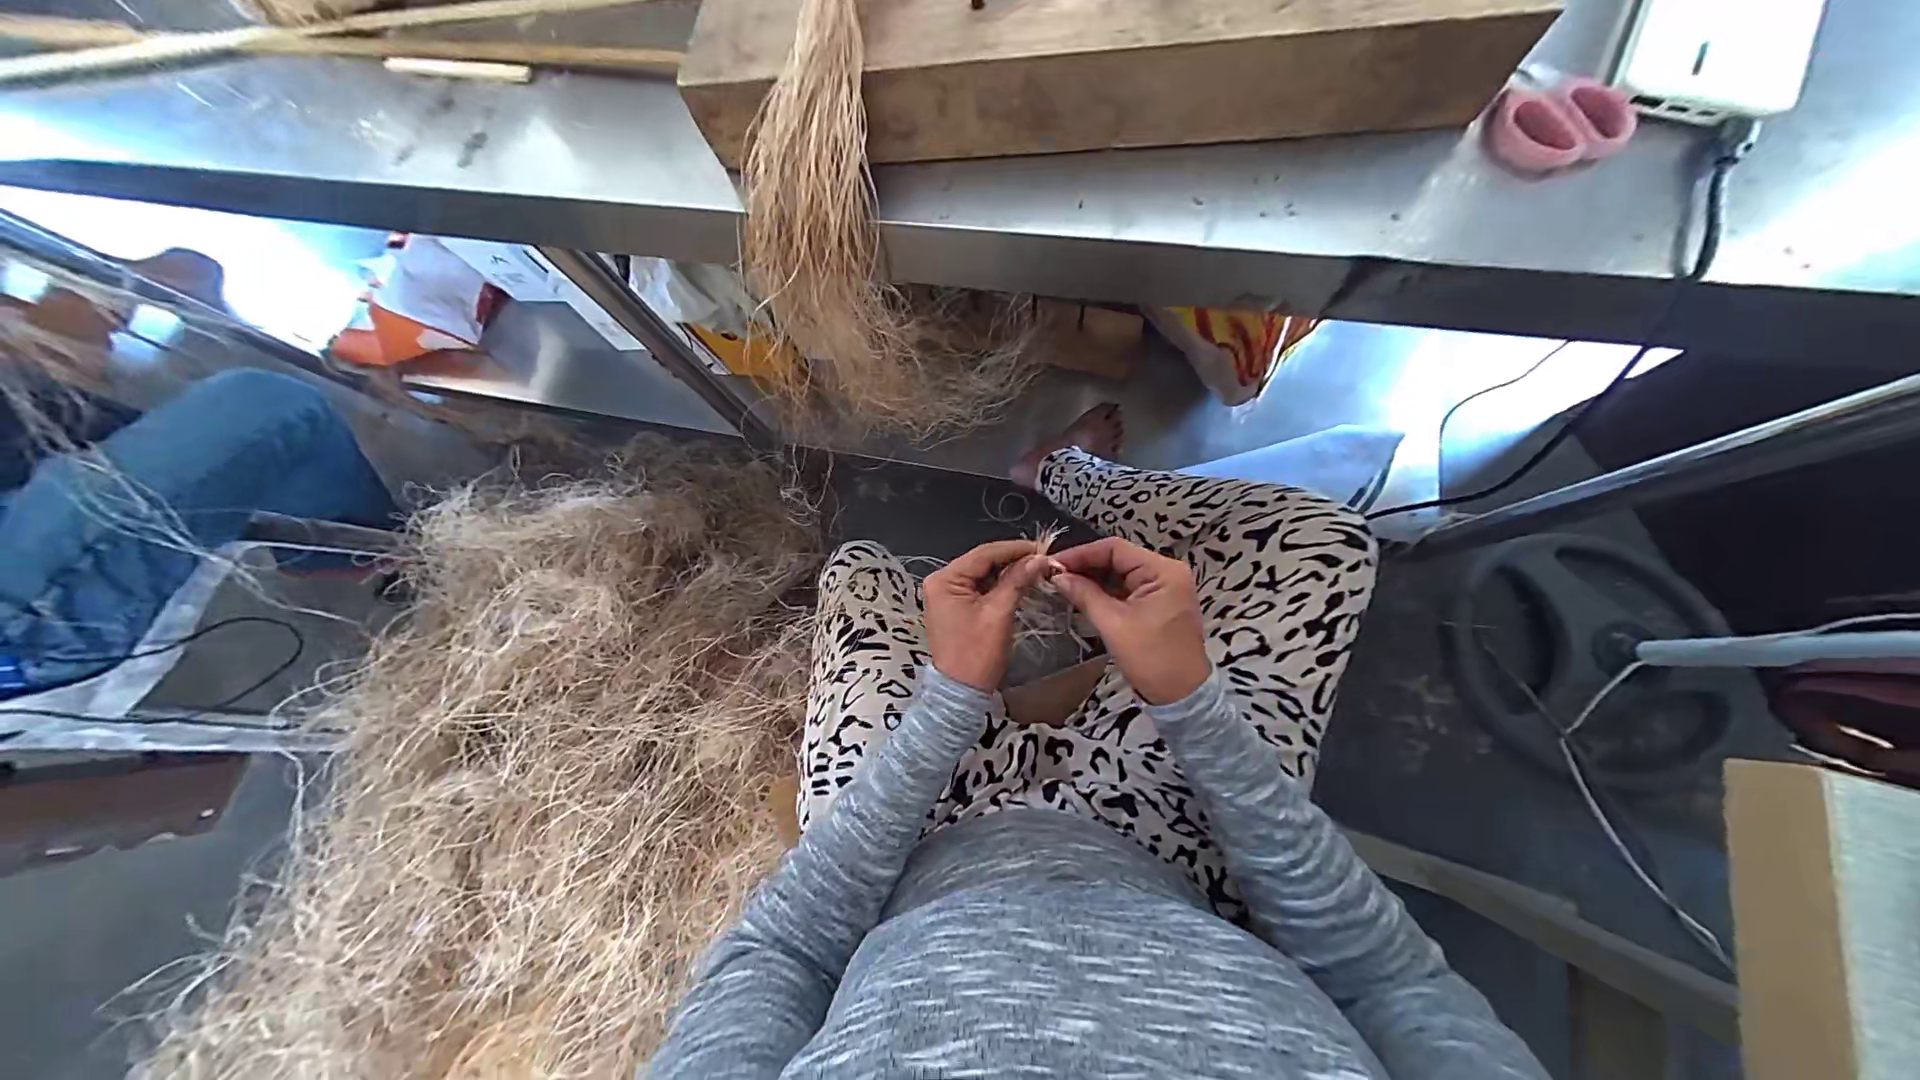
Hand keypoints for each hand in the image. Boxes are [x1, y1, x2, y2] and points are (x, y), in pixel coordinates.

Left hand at [923, 540, 1050, 690]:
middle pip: (982, 562)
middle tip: (1042, 559)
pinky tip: (1020, 583)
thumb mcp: (999, 613)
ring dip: (1008, 572)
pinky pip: (980, 589)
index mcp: (944, 580)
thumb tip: (1039, 559)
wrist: (961, 693)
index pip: (983, 554)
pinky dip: (999, 586)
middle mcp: (940, 582)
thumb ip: (1017, 581)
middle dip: (1013, 560)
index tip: (1042, 548)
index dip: (1015, 549)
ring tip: (1036, 569)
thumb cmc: (976, 654)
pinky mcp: (955, 608)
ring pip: (983, 575)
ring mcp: (946, 596)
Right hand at [1049, 537, 1211, 704]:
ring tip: (1063, 583)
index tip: (1054, 563)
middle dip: (1085, 566)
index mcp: (1163, 571)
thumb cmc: (1152, 658)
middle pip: (1118, 559)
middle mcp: (1166, 572)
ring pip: (1120, 574)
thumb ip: (1084, 594)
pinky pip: (1126, 589)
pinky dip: (1104, 591)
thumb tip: (1058, 576)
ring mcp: (1163, 588)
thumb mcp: (1113, 623)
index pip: (1115, 549)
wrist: (1181, 695)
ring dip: (1092, 579)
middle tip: (1054, 574)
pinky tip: (1081, 594)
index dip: (1081, 553)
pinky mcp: (1157, 603)